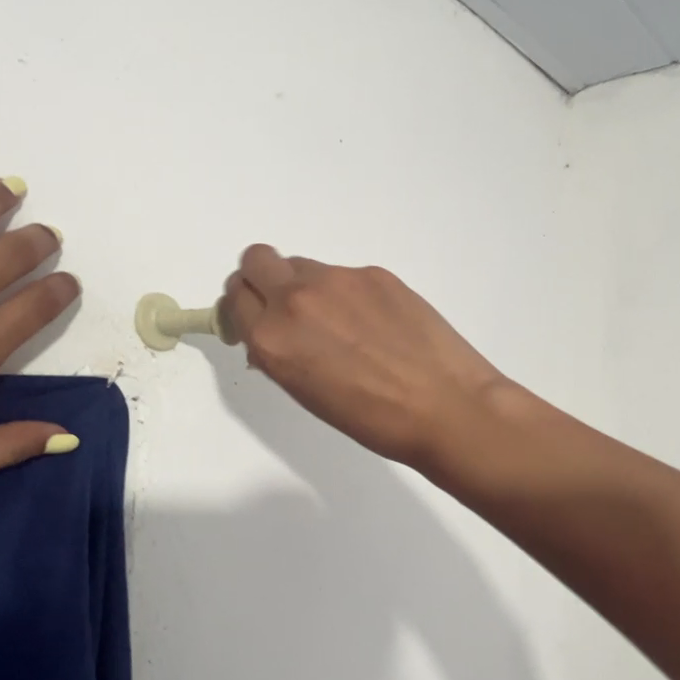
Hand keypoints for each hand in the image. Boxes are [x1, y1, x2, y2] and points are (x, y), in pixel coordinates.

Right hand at [222, 245, 512, 470]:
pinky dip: (347, 294)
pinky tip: (376, 326)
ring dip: (306, 287)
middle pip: (256, 260)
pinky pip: (343, 275)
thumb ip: (279, 356)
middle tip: (284, 308)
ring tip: (341, 326)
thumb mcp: (307, 395)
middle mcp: (297, 299)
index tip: (255, 322)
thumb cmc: (371, 419)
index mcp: (272, 338)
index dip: (243, 308)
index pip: (235, 297)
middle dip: (261, 279)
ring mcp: (338, 280)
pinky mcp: (375, 273)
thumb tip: (275, 336)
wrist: (445, 406)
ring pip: (302, 266)